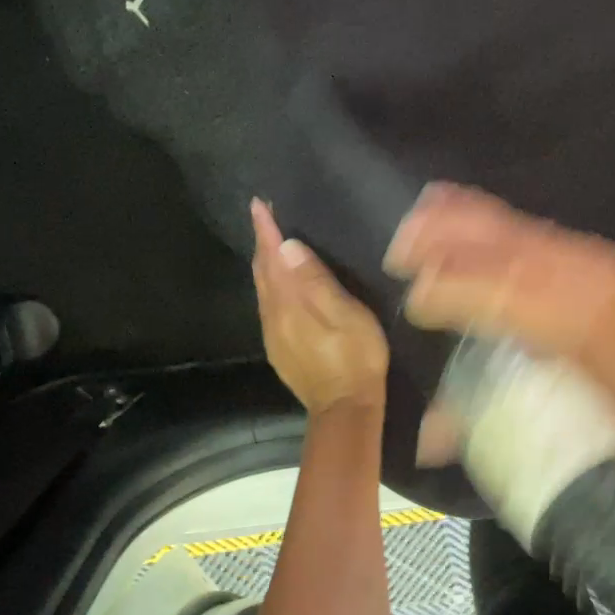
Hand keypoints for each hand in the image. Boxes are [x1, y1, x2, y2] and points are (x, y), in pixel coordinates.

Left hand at [251, 198, 388, 415]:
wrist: (345, 410)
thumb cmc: (356, 357)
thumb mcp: (347, 315)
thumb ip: (317, 281)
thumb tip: (289, 247)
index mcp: (289, 304)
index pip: (273, 258)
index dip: (267, 230)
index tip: (259, 204)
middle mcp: (273, 316)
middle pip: (263, 272)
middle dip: (263, 242)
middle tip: (263, 216)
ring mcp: (273, 335)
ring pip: (262, 289)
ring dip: (265, 262)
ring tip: (269, 241)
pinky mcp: (279, 348)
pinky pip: (267, 305)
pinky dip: (269, 284)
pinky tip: (278, 283)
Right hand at [384, 183, 614, 447]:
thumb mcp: (564, 429)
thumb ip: (494, 422)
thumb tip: (427, 441)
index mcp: (581, 327)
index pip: (508, 300)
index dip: (458, 295)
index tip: (414, 299)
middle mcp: (585, 281)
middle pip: (507, 253)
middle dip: (451, 244)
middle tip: (400, 247)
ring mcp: (589, 259)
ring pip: (515, 231)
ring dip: (463, 221)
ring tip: (418, 215)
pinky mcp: (588, 250)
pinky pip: (527, 225)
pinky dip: (487, 214)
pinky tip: (456, 203)